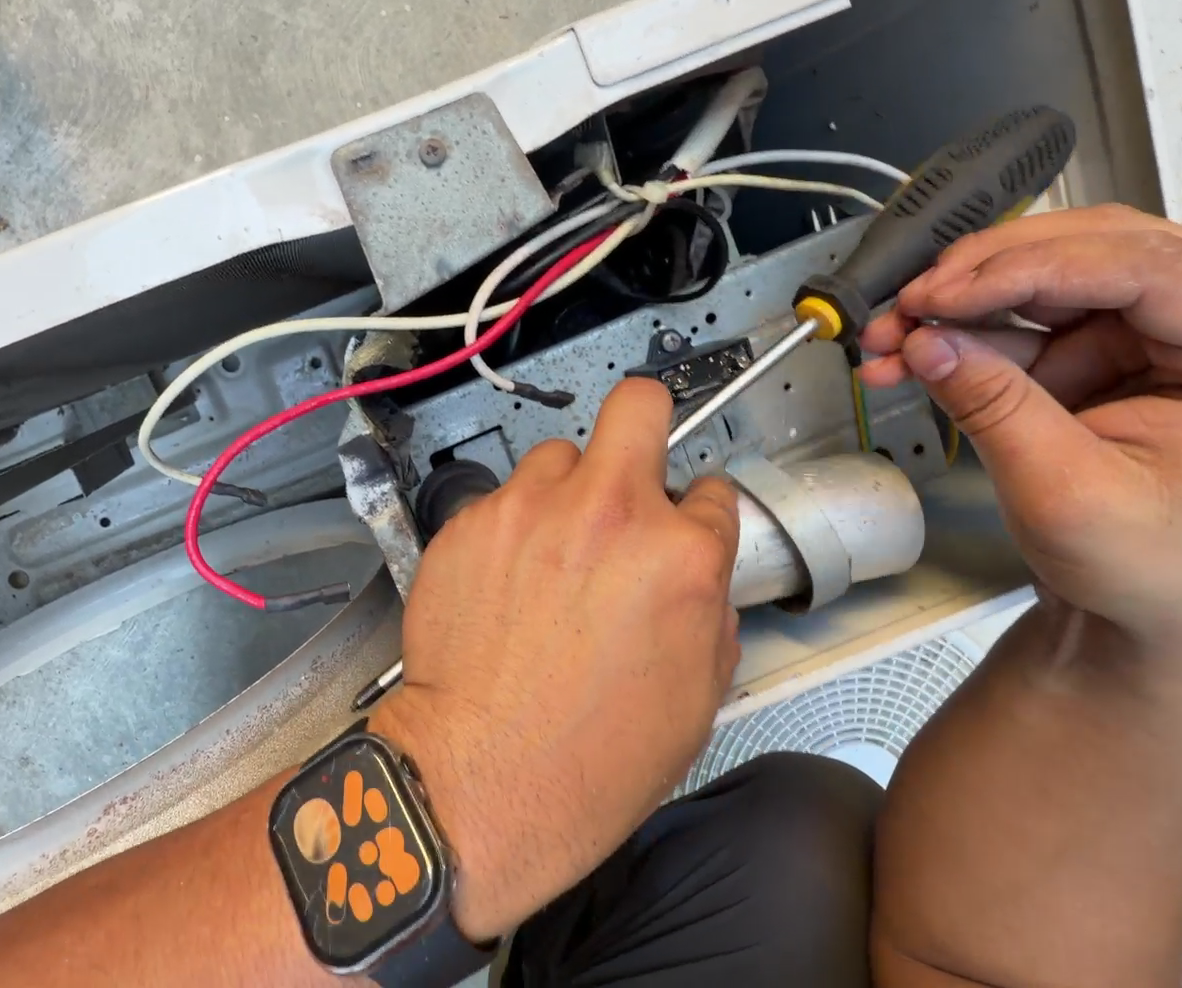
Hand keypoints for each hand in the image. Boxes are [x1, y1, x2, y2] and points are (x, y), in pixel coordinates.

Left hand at [368, 378, 740, 942]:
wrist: (483, 776)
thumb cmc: (591, 755)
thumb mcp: (698, 692)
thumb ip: (708, 605)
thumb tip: (697, 570)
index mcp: (679, 555)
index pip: (711, 491)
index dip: (699, 511)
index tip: (683, 522)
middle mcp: (606, 513)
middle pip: (635, 405)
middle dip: (642, 423)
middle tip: (629, 466)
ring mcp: (529, 510)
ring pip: (556, 458)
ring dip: (563, 492)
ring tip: (550, 550)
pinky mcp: (469, 524)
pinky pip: (500, 502)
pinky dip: (510, 529)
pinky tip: (504, 582)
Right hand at [858, 204, 1181, 712]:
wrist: (1165, 626)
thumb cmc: (1164, 579)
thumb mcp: (1067, 496)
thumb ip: (995, 408)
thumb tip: (927, 342)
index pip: (1151, 269)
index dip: (1027, 271)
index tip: (937, 297)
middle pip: (1105, 251)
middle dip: (989, 277)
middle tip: (909, 307)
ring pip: (1062, 277)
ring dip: (968, 305)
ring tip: (896, 338)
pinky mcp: (1129, 354)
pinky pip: (1038, 321)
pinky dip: (971, 336)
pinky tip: (920, 356)